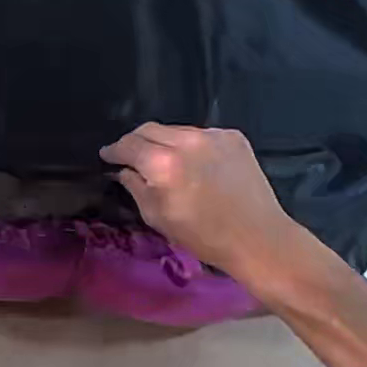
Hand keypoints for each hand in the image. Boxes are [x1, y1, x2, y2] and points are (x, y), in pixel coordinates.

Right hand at [99, 123, 320, 291]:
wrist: (258, 237)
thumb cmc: (204, 236)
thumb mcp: (159, 217)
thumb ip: (136, 187)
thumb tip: (124, 170)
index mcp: (164, 164)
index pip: (129, 145)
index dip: (114, 150)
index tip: (107, 155)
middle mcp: (187, 141)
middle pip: (150, 129)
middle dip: (136, 141)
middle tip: (130, 155)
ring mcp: (212, 135)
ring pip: (176, 130)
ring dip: (165, 142)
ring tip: (165, 161)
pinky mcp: (233, 137)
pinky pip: (201, 135)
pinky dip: (191, 146)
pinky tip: (196, 164)